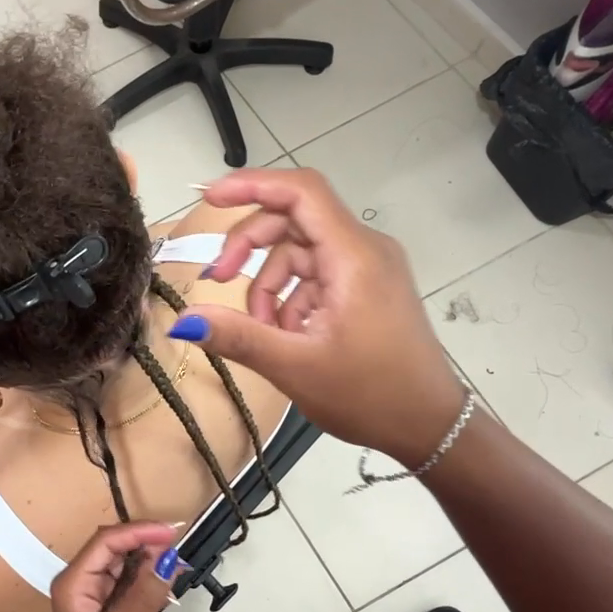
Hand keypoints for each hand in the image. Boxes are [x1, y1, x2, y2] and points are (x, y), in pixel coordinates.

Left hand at [48, 521, 183, 611]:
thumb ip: (144, 596)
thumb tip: (168, 559)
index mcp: (73, 584)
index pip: (105, 542)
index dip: (138, 531)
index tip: (172, 532)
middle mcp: (80, 583)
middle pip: (114, 547)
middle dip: (145, 542)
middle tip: (179, 547)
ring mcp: (93, 595)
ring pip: (124, 562)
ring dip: (150, 558)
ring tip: (178, 560)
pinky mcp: (108, 607)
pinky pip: (129, 581)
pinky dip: (149, 576)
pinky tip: (168, 578)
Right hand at [183, 168, 466, 466]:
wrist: (429, 426)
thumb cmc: (371, 395)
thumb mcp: (296, 368)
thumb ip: (238, 337)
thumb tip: (183, 322)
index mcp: (354, 257)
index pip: (301, 192)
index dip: (253, 185)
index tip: (210, 197)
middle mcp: (365, 250)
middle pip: (294, 220)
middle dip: (249, 246)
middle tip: (217, 280)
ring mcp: (369, 269)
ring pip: (301, 252)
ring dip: (268, 283)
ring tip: (260, 330)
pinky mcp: (368, 288)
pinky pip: (316, 275)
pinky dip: (291, 297)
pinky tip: (285, 335)